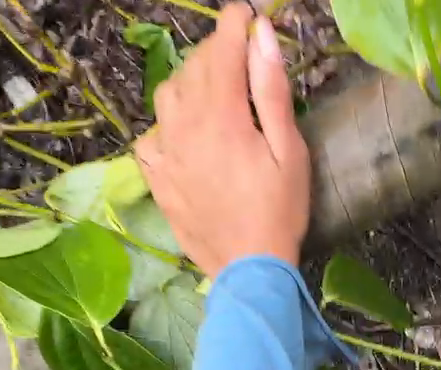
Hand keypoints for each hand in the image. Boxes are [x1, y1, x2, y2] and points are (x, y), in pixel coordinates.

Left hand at [134, 4, 309, 278]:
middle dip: (216, 53)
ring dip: (189, 84)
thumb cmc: (280, 214)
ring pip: (167, 97)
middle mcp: (186, 126)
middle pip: (194, 68)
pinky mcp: (159, 181)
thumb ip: (273, 93)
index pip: (222, 49)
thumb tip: (262, 36)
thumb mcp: (290, 154)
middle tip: (239, 57)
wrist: (249, 271)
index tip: (246, 14)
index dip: (234, 24)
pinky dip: (165, 127)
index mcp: (223, 116)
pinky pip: (150, 138)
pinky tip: (183, 136)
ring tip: (211, 94)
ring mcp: (167, 154)